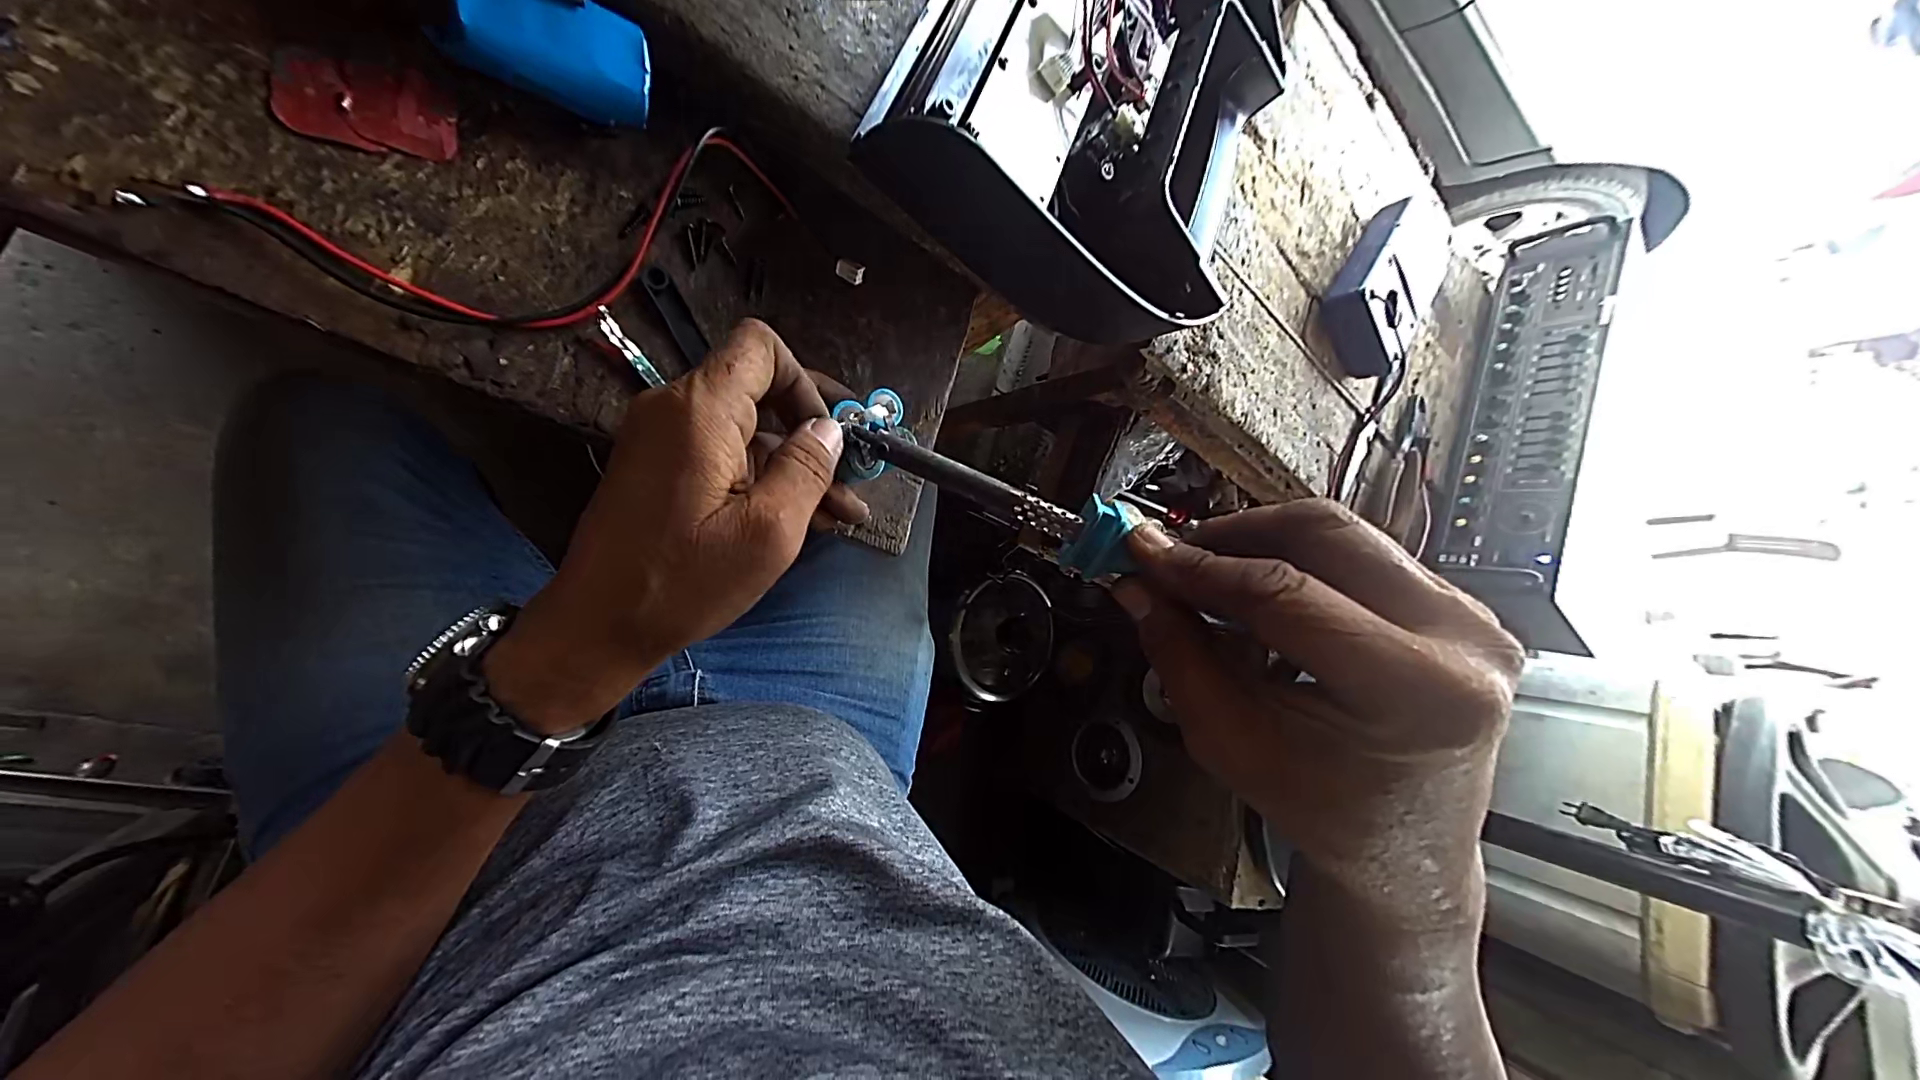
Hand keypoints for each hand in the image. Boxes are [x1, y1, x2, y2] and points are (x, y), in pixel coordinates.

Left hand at [484, 319, 862, 731]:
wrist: (598, 627)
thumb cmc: (684, 581)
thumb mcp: (768, 530)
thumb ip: (807, 468)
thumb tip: (830, 429)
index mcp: (700, 411)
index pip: (761, 347)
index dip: (805, 382)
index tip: (828, 435)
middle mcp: (677, 410)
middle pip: (760, 390)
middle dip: (813, 431)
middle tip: (853, 473)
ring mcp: (667, 440)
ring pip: (749, 432)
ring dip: (797, 466)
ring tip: (842, 513)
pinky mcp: (665, 469)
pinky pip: (727, 456)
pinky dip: (766, 479)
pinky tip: (807, 518)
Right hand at [1111, 499, 1522, 932]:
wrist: (1403, 845)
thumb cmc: (1320, 808)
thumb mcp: (1229, 740)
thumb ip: (1178, 653)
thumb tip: (1138, 585)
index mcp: (1415, 690)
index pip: (1285, 592)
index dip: (1201, 566)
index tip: (1146, 551)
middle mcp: (1463, 638)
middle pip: (1326, 534)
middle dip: (1235, 533)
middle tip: (1179, 553)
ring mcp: (1472, 617)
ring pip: (1344, 534)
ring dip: (1264, 541)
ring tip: (1212, 571)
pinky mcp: (1461, 609)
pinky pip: (1364, 554)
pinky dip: (1298, 560)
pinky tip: (1259, 588)